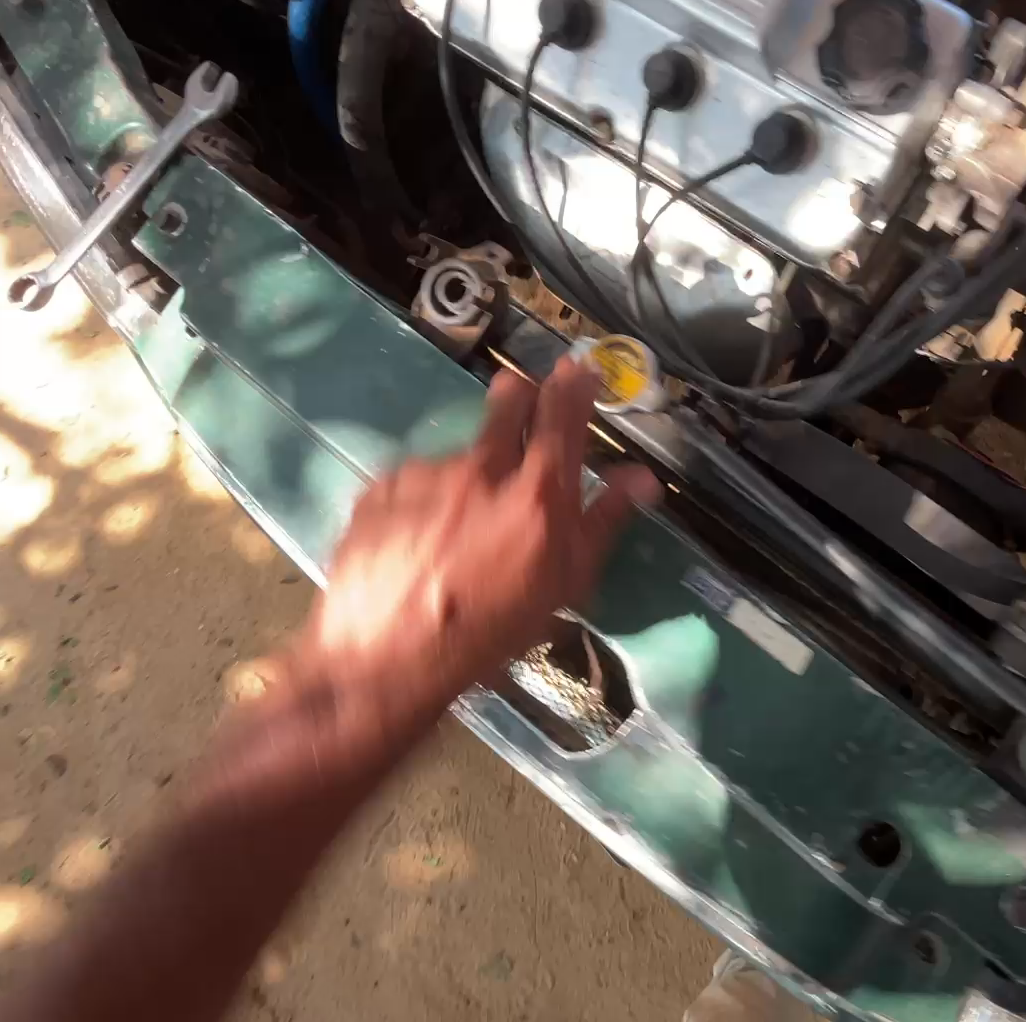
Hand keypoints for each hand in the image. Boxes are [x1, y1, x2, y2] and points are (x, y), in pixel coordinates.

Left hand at [298, 358, 660, 700]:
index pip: (565, 415)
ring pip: (462, 450)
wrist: (383, 659)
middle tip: (524, 403)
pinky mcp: (382, 485)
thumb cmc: (494, 627)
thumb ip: (604, 520)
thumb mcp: (564, 583)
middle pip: (510, 401)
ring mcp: (427, 471)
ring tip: (458, 524)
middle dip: (523, 393)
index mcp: (538, 493)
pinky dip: (427, 497)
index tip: (579, 367)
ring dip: (471, 470)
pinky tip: (420, 537)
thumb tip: (643, 477)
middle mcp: (484, 468)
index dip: (575, 384)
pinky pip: (417, 477)